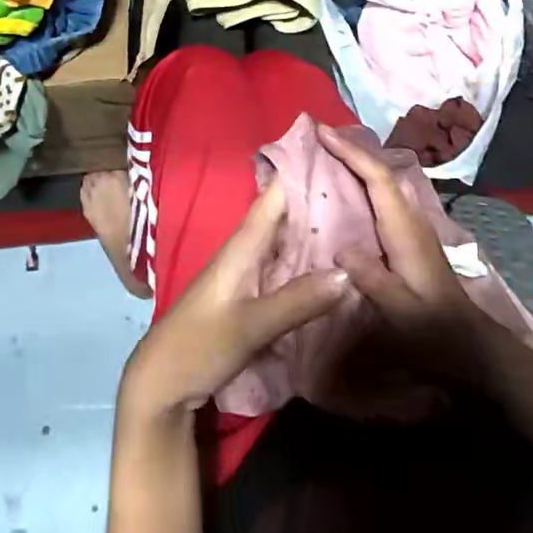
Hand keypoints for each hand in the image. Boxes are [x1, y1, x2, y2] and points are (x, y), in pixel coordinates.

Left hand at [118, 176, 349, 418]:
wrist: (164, 382)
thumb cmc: (199, 345)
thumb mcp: (250, 325)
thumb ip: (297, 301)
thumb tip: (349, 272)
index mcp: (242, 246)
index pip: (275, 195)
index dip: (301, 170)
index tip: (339, 150)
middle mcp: (247, 251)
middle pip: (285, 215)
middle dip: (319, 198)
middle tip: (367, 185)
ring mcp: (249, 273)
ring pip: (288, 240)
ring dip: (318, 229)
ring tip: (364, 216)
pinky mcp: (253, 295)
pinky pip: (286, 266)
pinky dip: (310, 259)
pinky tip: (338, 263)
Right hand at [318, 123, 483, 371]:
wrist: (467, 342)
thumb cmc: (432, 327)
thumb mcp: (399, 309)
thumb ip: (371, 278)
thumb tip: (341, 249)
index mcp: (404, 229)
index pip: (378, 178)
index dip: (351, 153)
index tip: (323, 132)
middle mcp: (410, 217)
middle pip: (381, 171)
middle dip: (352, 148)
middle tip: (319, 133)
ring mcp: (412, 224)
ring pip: (383, 180)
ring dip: (358, 161)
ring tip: (328, 150)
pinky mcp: (408, 234)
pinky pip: (382, 193)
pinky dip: (364, 178)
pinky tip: (348, 183)